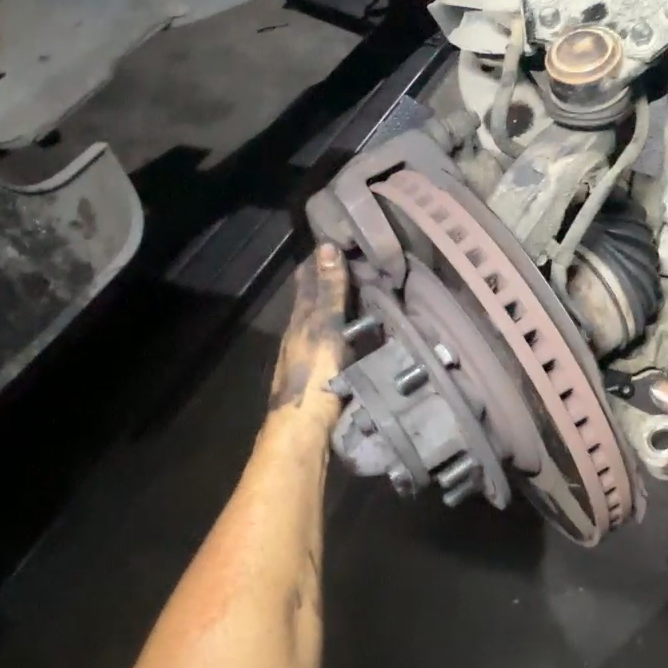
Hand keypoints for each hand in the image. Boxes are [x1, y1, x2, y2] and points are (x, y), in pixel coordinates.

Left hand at [266, 243, 350, 423]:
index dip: (320, 262)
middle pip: (316, 303)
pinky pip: (339, 345)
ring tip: (367, 297)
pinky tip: (363, 336)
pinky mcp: (324, 377)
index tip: (338, 240)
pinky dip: (350, 334)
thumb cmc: (315, 372)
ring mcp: (311, 359)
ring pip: (326, 325)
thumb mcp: (325, 326)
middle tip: (357, 264)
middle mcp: (301, 336)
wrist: (305, 427)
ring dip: (343, 311)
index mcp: (300, 320)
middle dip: (332, 284)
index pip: (309, 282)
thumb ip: (330, 292)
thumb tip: (327, 246)